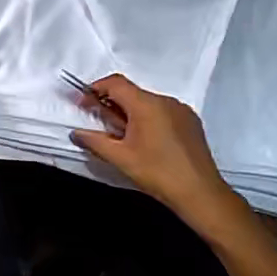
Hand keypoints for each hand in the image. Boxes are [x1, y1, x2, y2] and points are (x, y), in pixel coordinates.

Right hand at [71, 74, 237, 221]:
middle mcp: (165, 101)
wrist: (199, 192)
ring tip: (123, 138)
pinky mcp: (191, 122)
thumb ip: (95, 141)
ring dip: (130, 113)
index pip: (115, 83)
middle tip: (101, 125)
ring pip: (147, 103)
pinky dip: (148, 119)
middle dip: (112, 104)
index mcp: (146, 105)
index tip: (83, 103)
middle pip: (131, 93)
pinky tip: (146, 142)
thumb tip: (76, 133)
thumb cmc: (157, 173)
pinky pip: (163, 112)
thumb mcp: (120, 158)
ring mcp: (181, 110)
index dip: (95, 89)